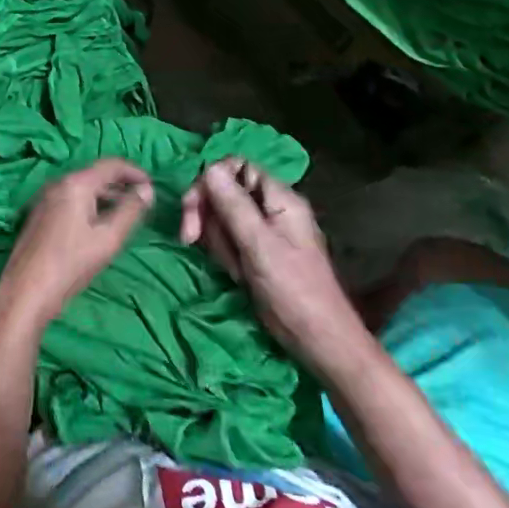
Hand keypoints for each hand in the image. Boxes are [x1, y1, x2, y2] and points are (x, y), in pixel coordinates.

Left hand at [0, 158, 152, 330]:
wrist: (26, 292)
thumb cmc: (71, 263)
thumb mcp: (109, 238)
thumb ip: (131, 210)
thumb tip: (147, 190)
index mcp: (76, 183)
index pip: (111, 165)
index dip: (135, 172)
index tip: (153, 186)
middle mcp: (58, 183)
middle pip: (96, 174)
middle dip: (121, 184)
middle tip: (143, 201)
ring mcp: (45, 198)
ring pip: (83, 188)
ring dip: (106, 196)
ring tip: (127, 213)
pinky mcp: (39, 214)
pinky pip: (71, 199)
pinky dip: (90, 204)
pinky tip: (100, 223)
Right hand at [181, 158, 369, 373]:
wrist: (319, 340)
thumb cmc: (293, 290)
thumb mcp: (259, 245)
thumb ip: (233, 205)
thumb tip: (209, 167)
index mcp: (280, 198)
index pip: (236, 167)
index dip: (209, 181)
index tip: (191, 208)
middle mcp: (272, 208)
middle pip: (225, 192)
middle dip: (207, 215)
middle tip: (189, 239)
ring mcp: (265, 231)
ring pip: (224, 218)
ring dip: (218, 241)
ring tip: (234, 269)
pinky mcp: (258, 253)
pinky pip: (230, 240)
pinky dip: (226, 255)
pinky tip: (236, 275)